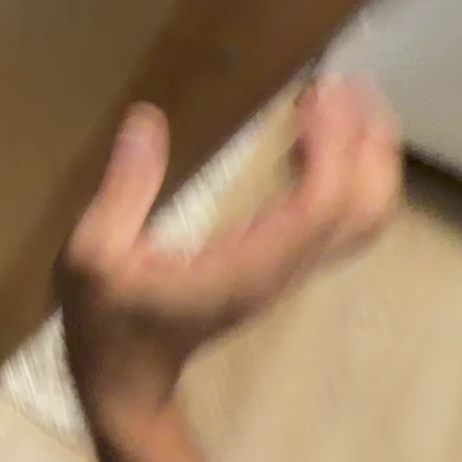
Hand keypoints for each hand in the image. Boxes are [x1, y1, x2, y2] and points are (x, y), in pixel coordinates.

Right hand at [58, 76, 402, 434]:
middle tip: (343, 82)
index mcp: (244, 266)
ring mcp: (286, 272)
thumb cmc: (104, 319)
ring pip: (361, 216)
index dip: (332, 147)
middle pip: (364, 208)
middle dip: (368, 141)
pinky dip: (342, 174)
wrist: (126, 379)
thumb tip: (146, 120)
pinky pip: (335, 219)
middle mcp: (282, 269)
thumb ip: (123, 190)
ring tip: (342, 101)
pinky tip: (314, 143)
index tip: (316, 93)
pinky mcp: (277, 269)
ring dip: (365, 156)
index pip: (321, 205)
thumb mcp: (93, 253)